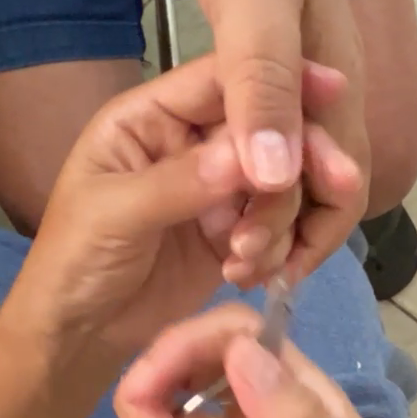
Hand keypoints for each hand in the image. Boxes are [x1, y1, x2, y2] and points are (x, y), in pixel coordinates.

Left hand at [7, 56, 361, 358]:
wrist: (82, 333)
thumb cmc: (75, 260)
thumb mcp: (114, 212)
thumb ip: (179, 181)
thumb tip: (249, 155)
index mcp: (155, 118)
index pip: (222, 84)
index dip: (274, 84)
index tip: (331, 88)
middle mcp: (194, 147)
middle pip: (266, 136)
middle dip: (298, 165)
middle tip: (341, 184)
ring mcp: (218, 194)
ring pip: (280, 189)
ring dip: (277, 224)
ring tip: (243, 259)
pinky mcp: (233, 237)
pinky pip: (276, 233)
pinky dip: (273, 253)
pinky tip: (240, 275)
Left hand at [181, 0, 370, 285]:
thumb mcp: (255, 7)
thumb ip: (263, 91)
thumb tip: (277, 181)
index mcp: (333, 94)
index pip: (342, 190)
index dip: (312, 238)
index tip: (270, 271)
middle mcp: (323, 107)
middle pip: (320, 197)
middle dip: (286, 239)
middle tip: (239, 269)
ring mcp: (296, 102)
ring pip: (293, 186)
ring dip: (267, 224)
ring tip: (228, 257)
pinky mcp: (267, 95)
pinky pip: (268, 161)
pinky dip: (249, 194)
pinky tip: (220, 211)